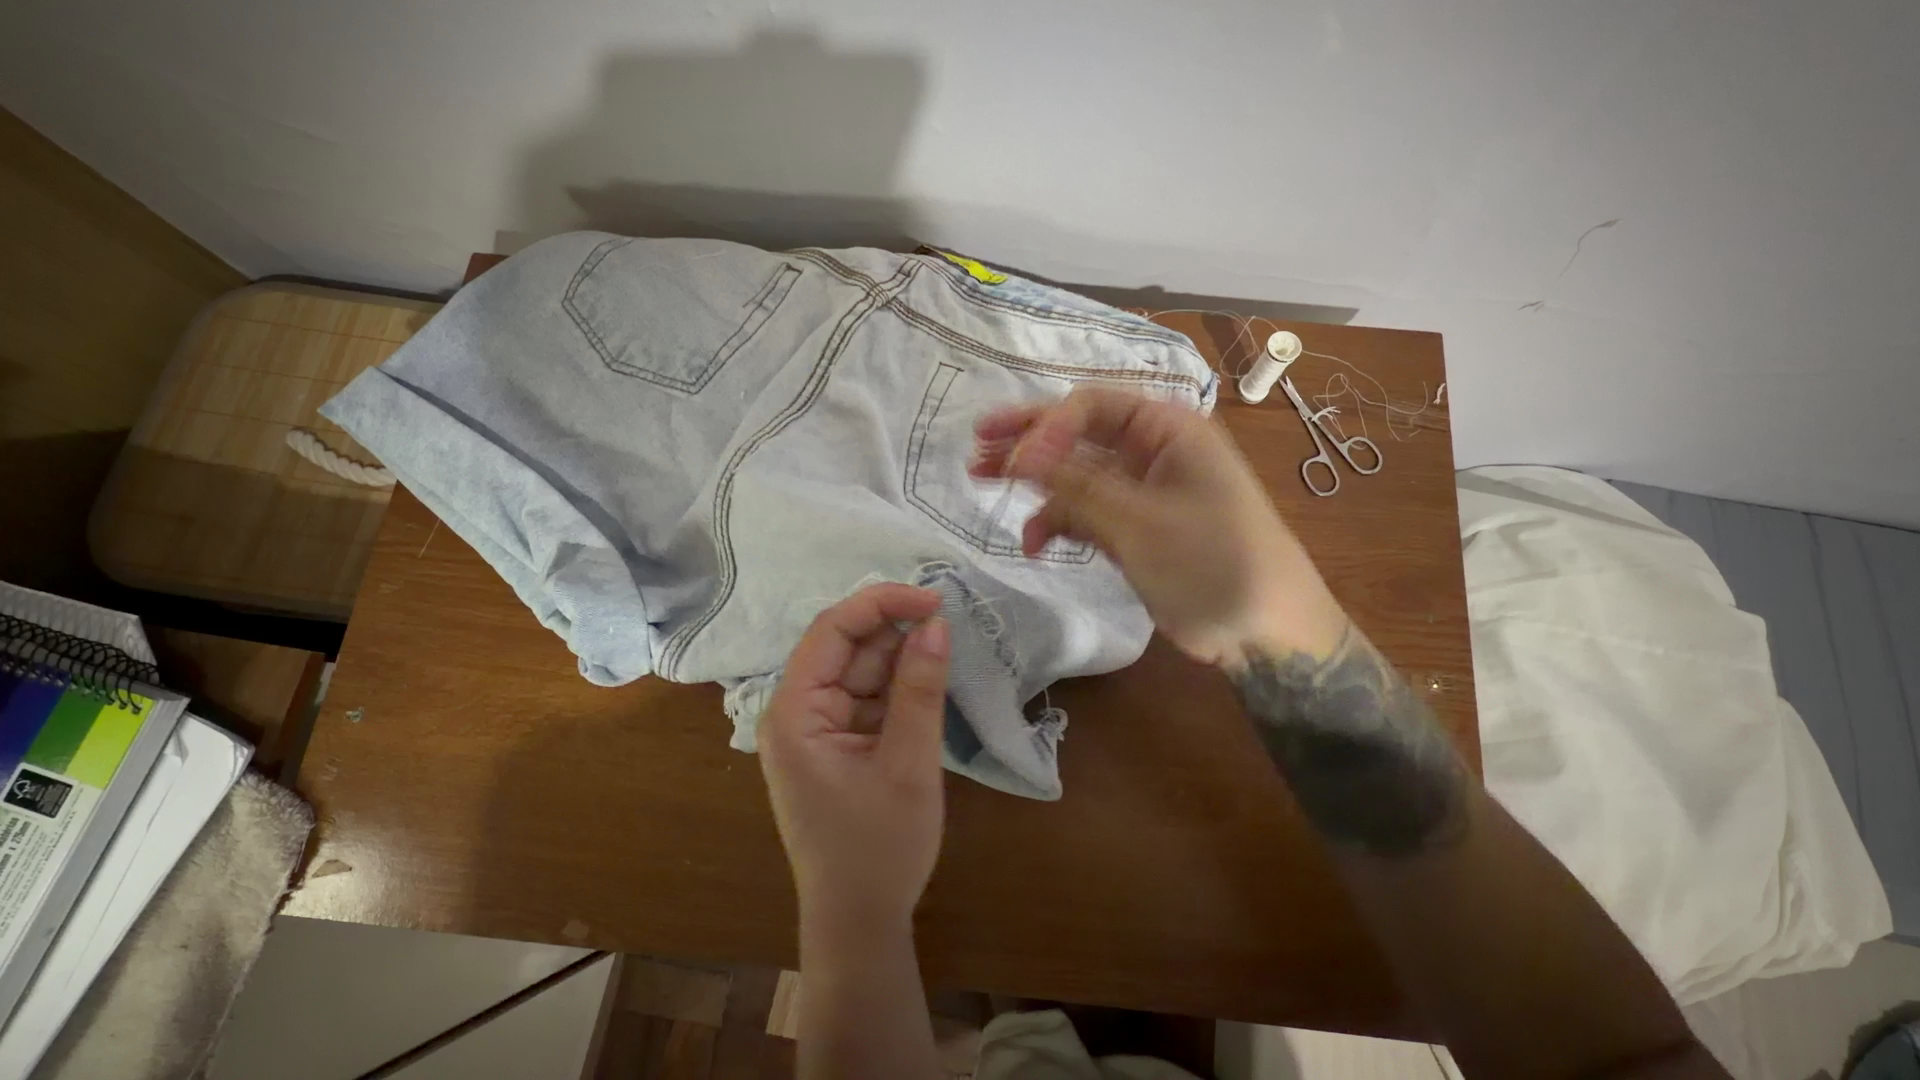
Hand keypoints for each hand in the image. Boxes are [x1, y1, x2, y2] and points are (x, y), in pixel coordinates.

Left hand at [759, 584, 950, 933]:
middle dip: (893, 631)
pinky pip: (865, 703)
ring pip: (858, 674)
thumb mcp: (908, 763)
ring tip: (945, 649)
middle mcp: (796, 713)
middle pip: (843, 650)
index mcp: (794, 712)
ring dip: (899, 660)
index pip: (831, 631)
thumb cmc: (879, 847)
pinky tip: (929, 681)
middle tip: (948, 622)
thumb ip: (920, 689)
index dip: (880, 604)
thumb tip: (936, 623)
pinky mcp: (835, 749)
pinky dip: (896, 691)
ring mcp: (814, 732)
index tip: (934, 599)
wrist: (860, 923)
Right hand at [971, 386, 1347, 665]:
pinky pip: (1088, 513)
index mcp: (1168, 429)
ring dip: (1037, 484)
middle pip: (1079, 434)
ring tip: (983, 483)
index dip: (1047, 426)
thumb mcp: (1139, 522)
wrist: (1268, 634)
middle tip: (976, 447)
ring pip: (1078, 474)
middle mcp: (1154, 451)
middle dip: (1029, 442)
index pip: (1092, 406)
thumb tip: (1018, 453)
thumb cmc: (1213, 564)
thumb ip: (1075, 484)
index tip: (1015, 463)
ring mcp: (1144, 492)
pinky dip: (1060, 523)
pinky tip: (1032, 543)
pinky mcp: (1136, 529)